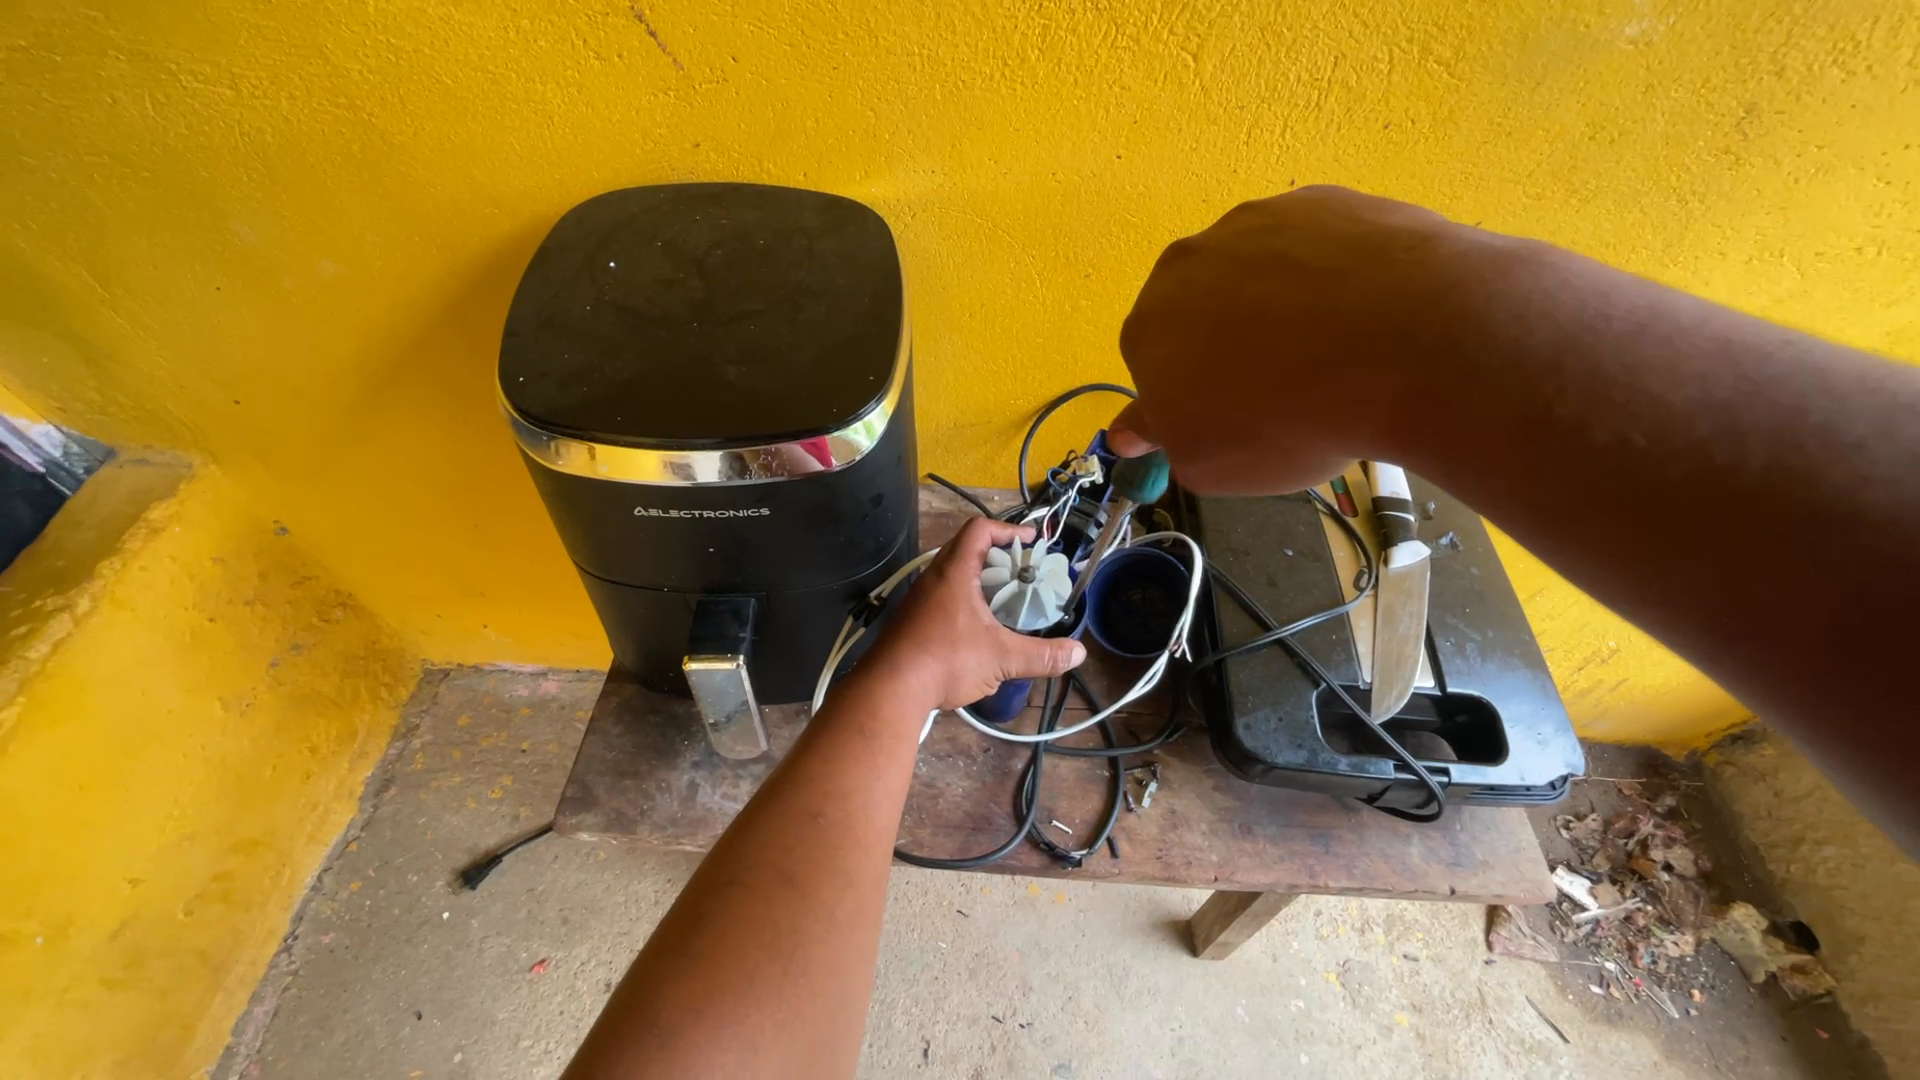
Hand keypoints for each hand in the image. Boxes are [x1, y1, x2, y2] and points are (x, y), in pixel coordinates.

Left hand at [858, 517, 1086, 711]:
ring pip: (951, 575)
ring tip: (1003, 601)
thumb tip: (1077, 654)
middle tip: (1021, 573)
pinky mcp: (911, 621)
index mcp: (954, 572)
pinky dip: (963, 602)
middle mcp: (933, 578)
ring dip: (978, 581)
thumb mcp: (1001, 658)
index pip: (979, 530)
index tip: (1030, 541)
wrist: (889, 688)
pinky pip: (941, 598)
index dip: (1007, 529)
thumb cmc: (945, 660)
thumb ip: (1041, 655)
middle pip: (965, 548)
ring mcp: (918, 599)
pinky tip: (976, 629)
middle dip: (996, 556)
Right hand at [1108, 185, 1507, 491]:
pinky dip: (1324, 273)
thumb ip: (1159, 439)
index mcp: (1146, 330)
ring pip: (1252, 272)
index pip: (1151, 367)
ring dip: (1273, 304)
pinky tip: (1360, 309)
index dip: (1190, 395)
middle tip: (1278, 385)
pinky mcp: (1319, 199)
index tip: (1228, 416)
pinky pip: (1309, 244)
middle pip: (1196, 310)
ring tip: (1328, 347)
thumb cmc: (1285, 421)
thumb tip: (1130, 429)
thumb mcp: (1206, 464)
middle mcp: (1184, 264)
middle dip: (1224, 343)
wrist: (1406, 345)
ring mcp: (1254, 222)